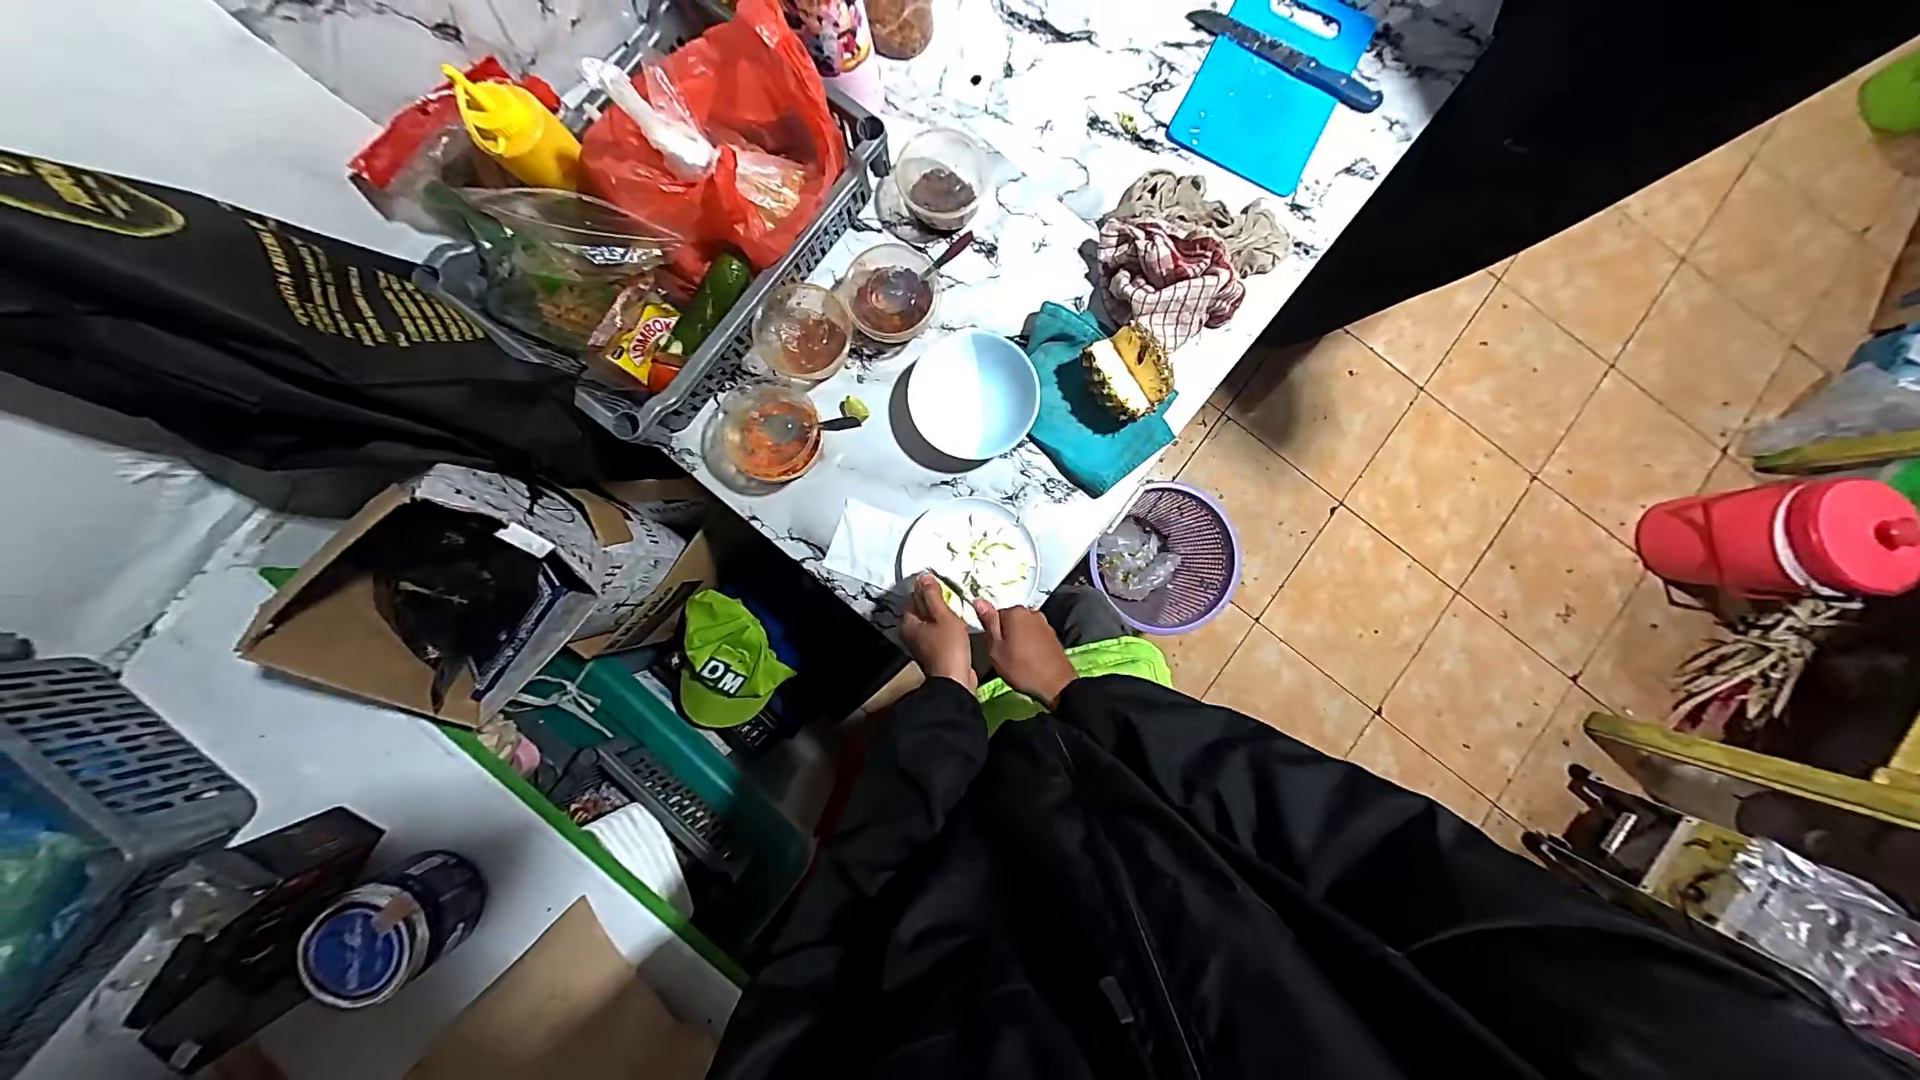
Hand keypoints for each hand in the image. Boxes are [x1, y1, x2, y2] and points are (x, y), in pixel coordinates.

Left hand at [900, 574, 976, 692]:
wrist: (955, 680)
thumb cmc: (949, 647)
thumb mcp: (944, 616)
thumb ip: (934, 596)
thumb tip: (924, 577)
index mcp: (908, 623)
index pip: (912, 597)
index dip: (925, 589)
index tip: (940, 585)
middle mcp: (910, 633)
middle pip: (921, 610)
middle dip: (935, 602)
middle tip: (951, 597)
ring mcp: (921, 643)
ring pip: (930, 621)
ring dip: (942, 615)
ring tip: (956, 610)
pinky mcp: (933, 651)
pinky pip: (938, 632)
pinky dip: (946, 627)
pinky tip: (957, 625)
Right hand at [975, 599, 1076, 710]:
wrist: (1056, 684)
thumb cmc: (1021, 668)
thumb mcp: (996, 648)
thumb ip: (988, 623)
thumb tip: (978, 601)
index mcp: (1015, 612)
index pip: (994, 616)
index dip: (992, 633)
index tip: (995, 648)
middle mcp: (1031, 612)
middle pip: (1010, 620)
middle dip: (1006, 634)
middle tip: (1005, 655)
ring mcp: (1044, 623)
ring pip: (1023, 627)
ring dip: (1019, 639)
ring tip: (1018, 659)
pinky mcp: (1052, 635)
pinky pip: (1034, 634)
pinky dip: (1030, 644)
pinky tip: (1030, 659)